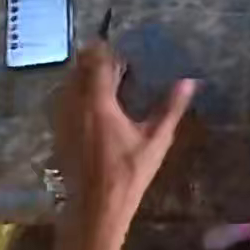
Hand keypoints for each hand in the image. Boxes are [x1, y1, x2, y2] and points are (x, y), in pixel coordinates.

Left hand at [54, 45, 195, 240]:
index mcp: (98, 103)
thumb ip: (170, 108)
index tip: (115, 42)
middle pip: (78, 70)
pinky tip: (90, 101)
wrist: (97, 206)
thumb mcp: (156, 140)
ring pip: (67, 85)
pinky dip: (75, 92)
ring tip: (101, 75)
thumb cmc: (129, 173)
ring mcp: (63, 119)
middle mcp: (75, 105)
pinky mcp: (59, 133)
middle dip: (92, 59)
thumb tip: (189, 81)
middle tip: (110, 56)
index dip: (104, 49)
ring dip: (82, 75)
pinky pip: (63, 101)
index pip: (96, 63)